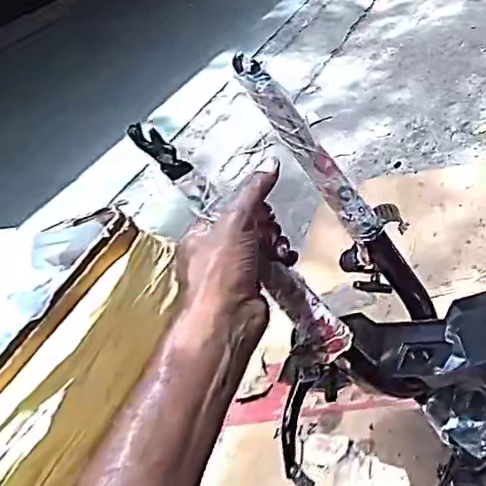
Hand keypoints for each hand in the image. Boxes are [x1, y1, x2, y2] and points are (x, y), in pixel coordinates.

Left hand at [176, 161, 282, 327]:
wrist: (227, 321)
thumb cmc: (219, 273)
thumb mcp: (236, 221)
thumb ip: (254, 191)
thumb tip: (271, 164)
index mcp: (201, 233)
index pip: (230, 206)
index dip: (250, 204)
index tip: (263, 207)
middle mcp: (215, 250)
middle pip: (251, 223)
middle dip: (268, 224)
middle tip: (270, 231)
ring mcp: (233, 268)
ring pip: (264, 241)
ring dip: (277, 241)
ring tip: (279, 249)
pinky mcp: (251, 283)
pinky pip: (271, 260)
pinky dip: (281, 258)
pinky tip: (284, 260)